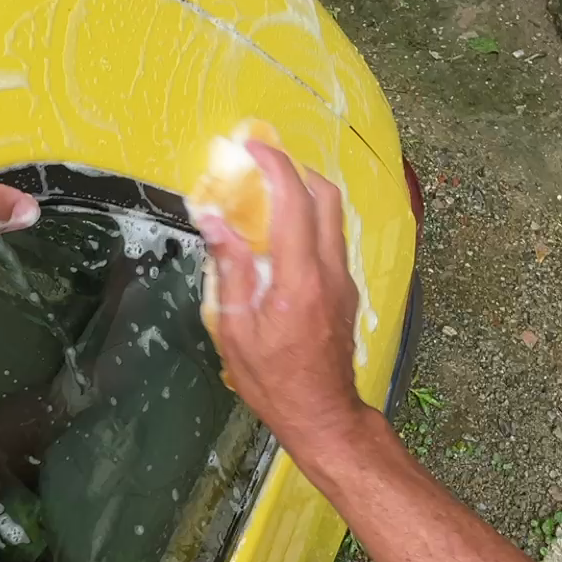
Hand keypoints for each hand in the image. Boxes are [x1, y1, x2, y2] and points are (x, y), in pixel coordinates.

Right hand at [197, 142, 378, 452]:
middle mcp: (330, 269)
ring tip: (269, 198)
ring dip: (305, 195)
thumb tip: (214, 219)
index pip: (294, 201)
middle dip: (295, 171)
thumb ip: (230, 269)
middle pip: (326, 197)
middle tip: (261, 169)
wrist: (322, 413)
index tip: (252, 148)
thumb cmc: (271, 379)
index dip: (275, 165)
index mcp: (299, 277)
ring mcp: (344, 279)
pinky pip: (332, 239)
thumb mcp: (236, 329)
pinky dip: (310, 222)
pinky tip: (283, 238)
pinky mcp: (347, 290)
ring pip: (334, 217)